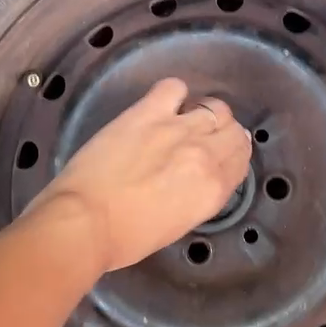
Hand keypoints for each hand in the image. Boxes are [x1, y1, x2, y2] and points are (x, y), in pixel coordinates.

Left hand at [29, 77, 251, 273]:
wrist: (85, 221)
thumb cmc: (126, 237)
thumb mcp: (178, 224)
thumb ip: (199, 195)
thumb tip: (202, 177)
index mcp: (213, 189)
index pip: (240, 159)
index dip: (232, 155)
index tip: (221, 155)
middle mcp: (205, 155)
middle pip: (233, 131)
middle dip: (224, 135)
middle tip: (204, 140)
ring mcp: (178, 129)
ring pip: (214, 108)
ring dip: (205, 114)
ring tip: (184, 122)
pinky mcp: (148, 112)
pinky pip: (174, 88)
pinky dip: (174, 94)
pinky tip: (163, 105)